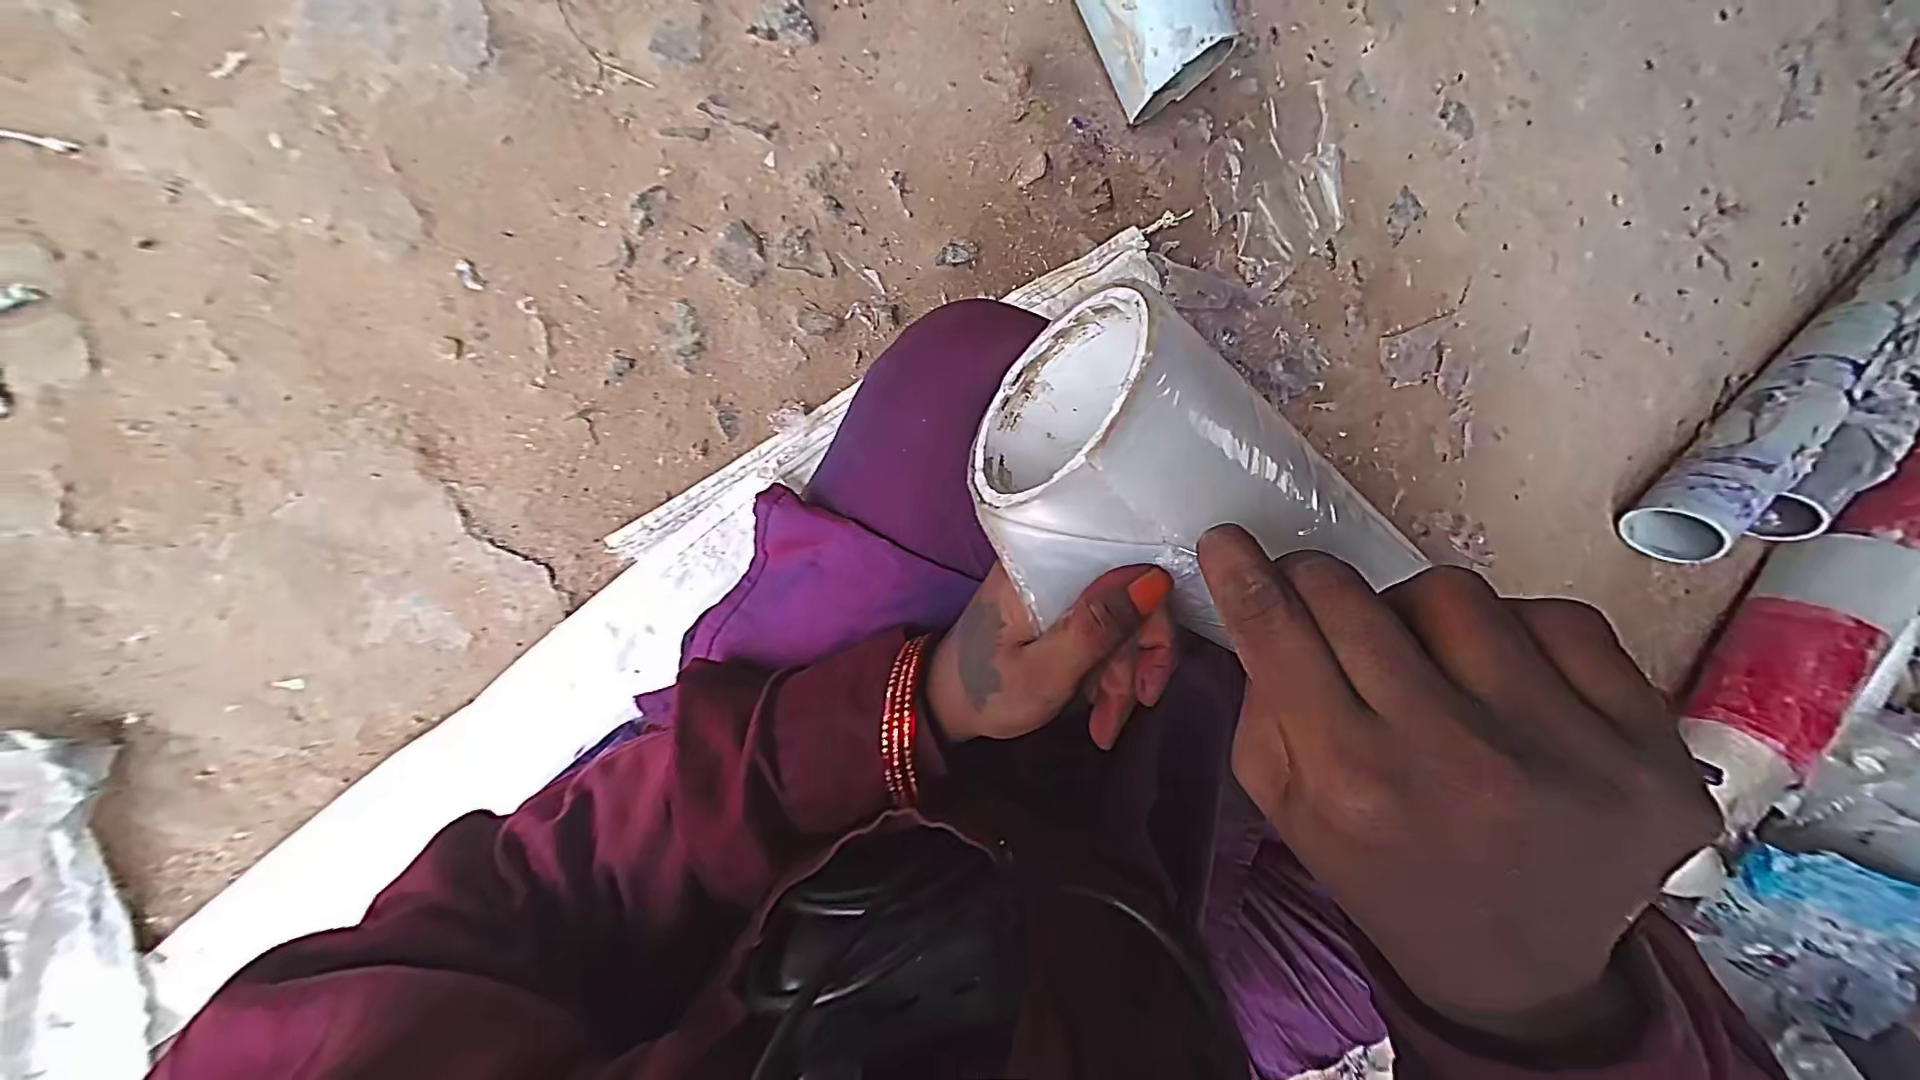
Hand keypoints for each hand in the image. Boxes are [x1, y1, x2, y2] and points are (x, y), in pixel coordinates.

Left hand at [927, 563, 1177, 748]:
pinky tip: (1097, 708)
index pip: (1126, 571)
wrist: (944, 707)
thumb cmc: (985, 692)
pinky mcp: (1055, 609)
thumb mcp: (1044, 672)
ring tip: (1104, 723)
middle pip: (1127, 599)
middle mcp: (1051, 567)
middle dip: (1134, 661)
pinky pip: (1100, 632)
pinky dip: (1105, 672)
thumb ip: (1096, 627)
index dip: (1152, 624)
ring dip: (1120, 677)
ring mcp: (1054, 589)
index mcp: (1041, 568)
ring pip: (1118, 623)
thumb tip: (1155, 579)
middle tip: (1125, 708)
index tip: (1148, 680)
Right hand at [1197, 526, 1717, 1043]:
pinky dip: (1509, 633)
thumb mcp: (1278, 797)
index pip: (1276, 635)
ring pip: (1450, 591)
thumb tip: (1268, 604)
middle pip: (1351, 597)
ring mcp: (1566, 753)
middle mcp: (1452, 760)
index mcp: (1348, 779)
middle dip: (1312, 581)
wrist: (1512, 963)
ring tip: (1418, 658)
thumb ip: (1262, 700)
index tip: (1225, 541)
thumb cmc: (1371, 865)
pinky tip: (1500, 682)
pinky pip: (1558, 618)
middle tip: (1312, 597)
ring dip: (1410, 611)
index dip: (1241, 574)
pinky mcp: (1654, 750)